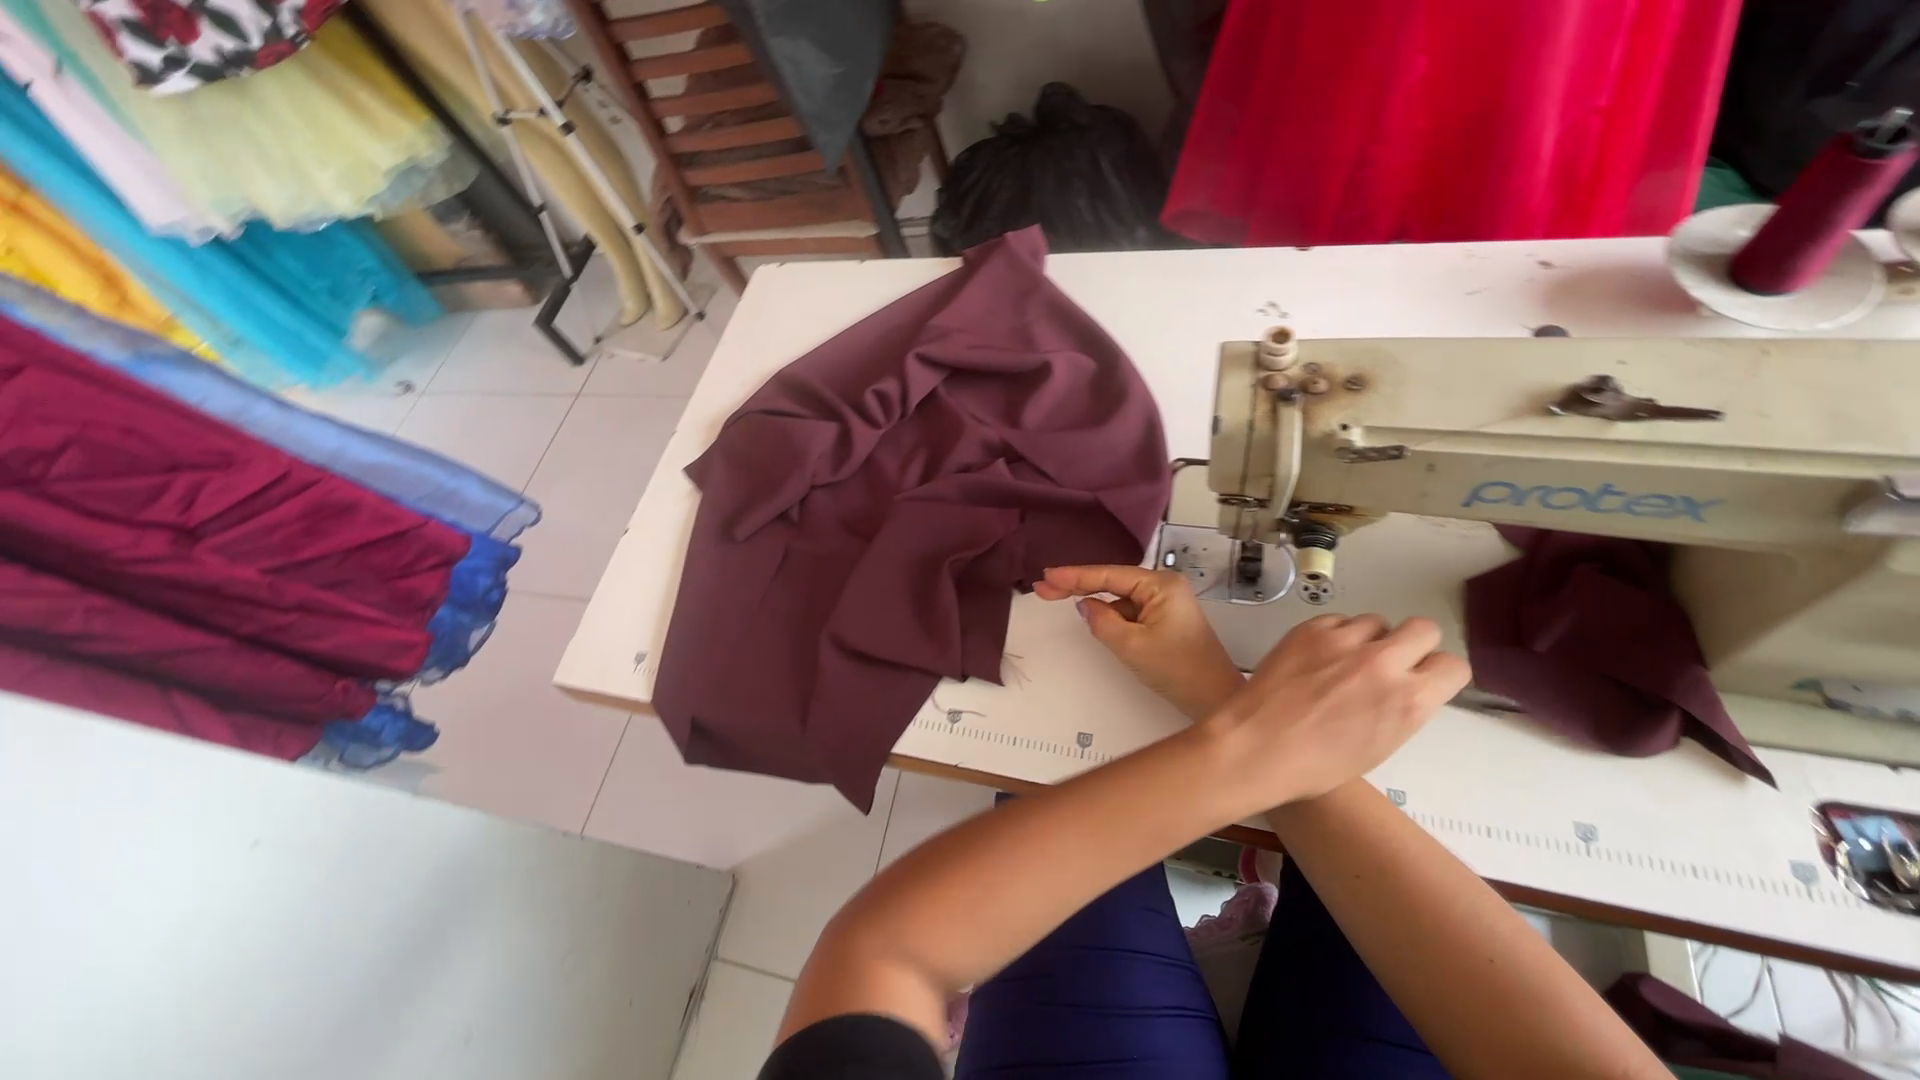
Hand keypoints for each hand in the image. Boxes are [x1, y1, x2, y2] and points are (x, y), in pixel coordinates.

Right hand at [1034, 565, 1243, 719]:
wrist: (1214, 698)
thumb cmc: (1178, 670)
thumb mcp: (1131, 646)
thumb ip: (1101, 621)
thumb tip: (1085, 605)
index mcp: (1160, 585)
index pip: (1109, 575)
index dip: (1074, 576)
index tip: (1046, 576)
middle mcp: (1164, 586)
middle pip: (1113, 582)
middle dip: (1078, 585)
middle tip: (1043, 589)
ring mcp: (1164, 603)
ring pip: (1119, 598)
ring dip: (1093, 602)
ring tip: (1058, 600)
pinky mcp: (1163, 619)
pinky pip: (1128, 612)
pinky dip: (1109, 616)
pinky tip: (1092, 621)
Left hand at [1211, 614, 1469, 807]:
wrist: (1256, 745)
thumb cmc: (1316, 765)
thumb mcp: (1379, 747)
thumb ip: (1402, 709)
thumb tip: (1405, 689)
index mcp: (1410, 701)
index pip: (1453, 666)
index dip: (1439, 673)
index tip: (1424, 679)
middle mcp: (1384, 663)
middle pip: (1423, 629)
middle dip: (1413, 644)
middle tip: (1391, 662)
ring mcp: (1345, 641)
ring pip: (1378, 621)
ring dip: (1370, 638)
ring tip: (1346, 660)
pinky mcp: (1311, 629)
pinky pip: (1339, 620)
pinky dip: (1335, 634)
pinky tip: (1318, 656)